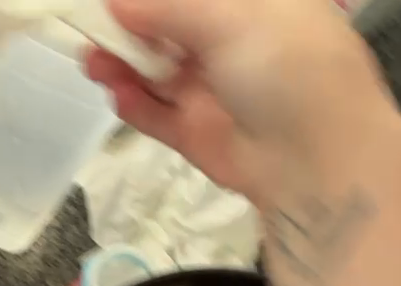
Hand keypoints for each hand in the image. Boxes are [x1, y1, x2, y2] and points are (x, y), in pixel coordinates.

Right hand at [85, 0, 396, 205]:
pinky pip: (154, 114)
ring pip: (154, 74)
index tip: (114, 2)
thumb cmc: (287, 67)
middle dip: (129, 29)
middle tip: (91, 29)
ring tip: (91, 62)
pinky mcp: (192, 132)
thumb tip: (117, 2)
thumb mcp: (232, 20)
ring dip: (122, 67)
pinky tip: (118, 95)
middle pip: (167, 32)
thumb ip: (169, 9)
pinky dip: (134, 105)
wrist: (309, 155)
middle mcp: (230, 43)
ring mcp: (209, 90)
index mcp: (254, 4)